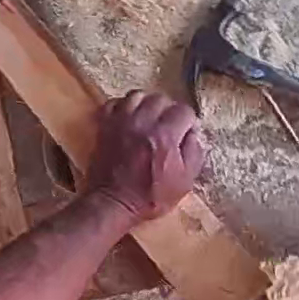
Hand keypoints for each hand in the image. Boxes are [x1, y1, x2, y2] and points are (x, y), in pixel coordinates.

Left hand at [85, 91, 203, 222]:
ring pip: (137, 96)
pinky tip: (128, 119)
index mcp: (164, 135)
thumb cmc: (150, 196)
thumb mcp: (184, 181)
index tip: (185, 135)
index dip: (188, 122)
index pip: (184, 111)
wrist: (112, 203)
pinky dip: (122, 107)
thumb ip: (194, 152)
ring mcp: (120, 122)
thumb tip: (195, 133)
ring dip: (146, 105)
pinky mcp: (103, 126)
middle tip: (167, 128)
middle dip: (168, 111)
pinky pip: (113, 103)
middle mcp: (141, 122)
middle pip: (161, 99)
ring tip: (148, 120)